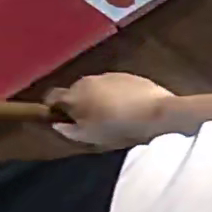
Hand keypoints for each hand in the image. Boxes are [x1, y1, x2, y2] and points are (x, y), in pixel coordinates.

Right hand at [46, 72, 175, 147]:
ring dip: (101, 98)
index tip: (65, 120)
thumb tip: (58, 124)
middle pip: (76, 91)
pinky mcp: (132, 76)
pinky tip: (131, 106)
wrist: (159, 112)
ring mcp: (111, 76)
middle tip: (94, 120)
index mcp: (73, 94)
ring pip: (98, 87)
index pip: (52, 97)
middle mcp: (88, 80)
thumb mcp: (90, 136)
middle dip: (81, 103)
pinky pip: (118, 86)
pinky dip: (119, 94)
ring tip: (116, 114)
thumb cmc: (119, 126)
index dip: (55, 109)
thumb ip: (69, 130)